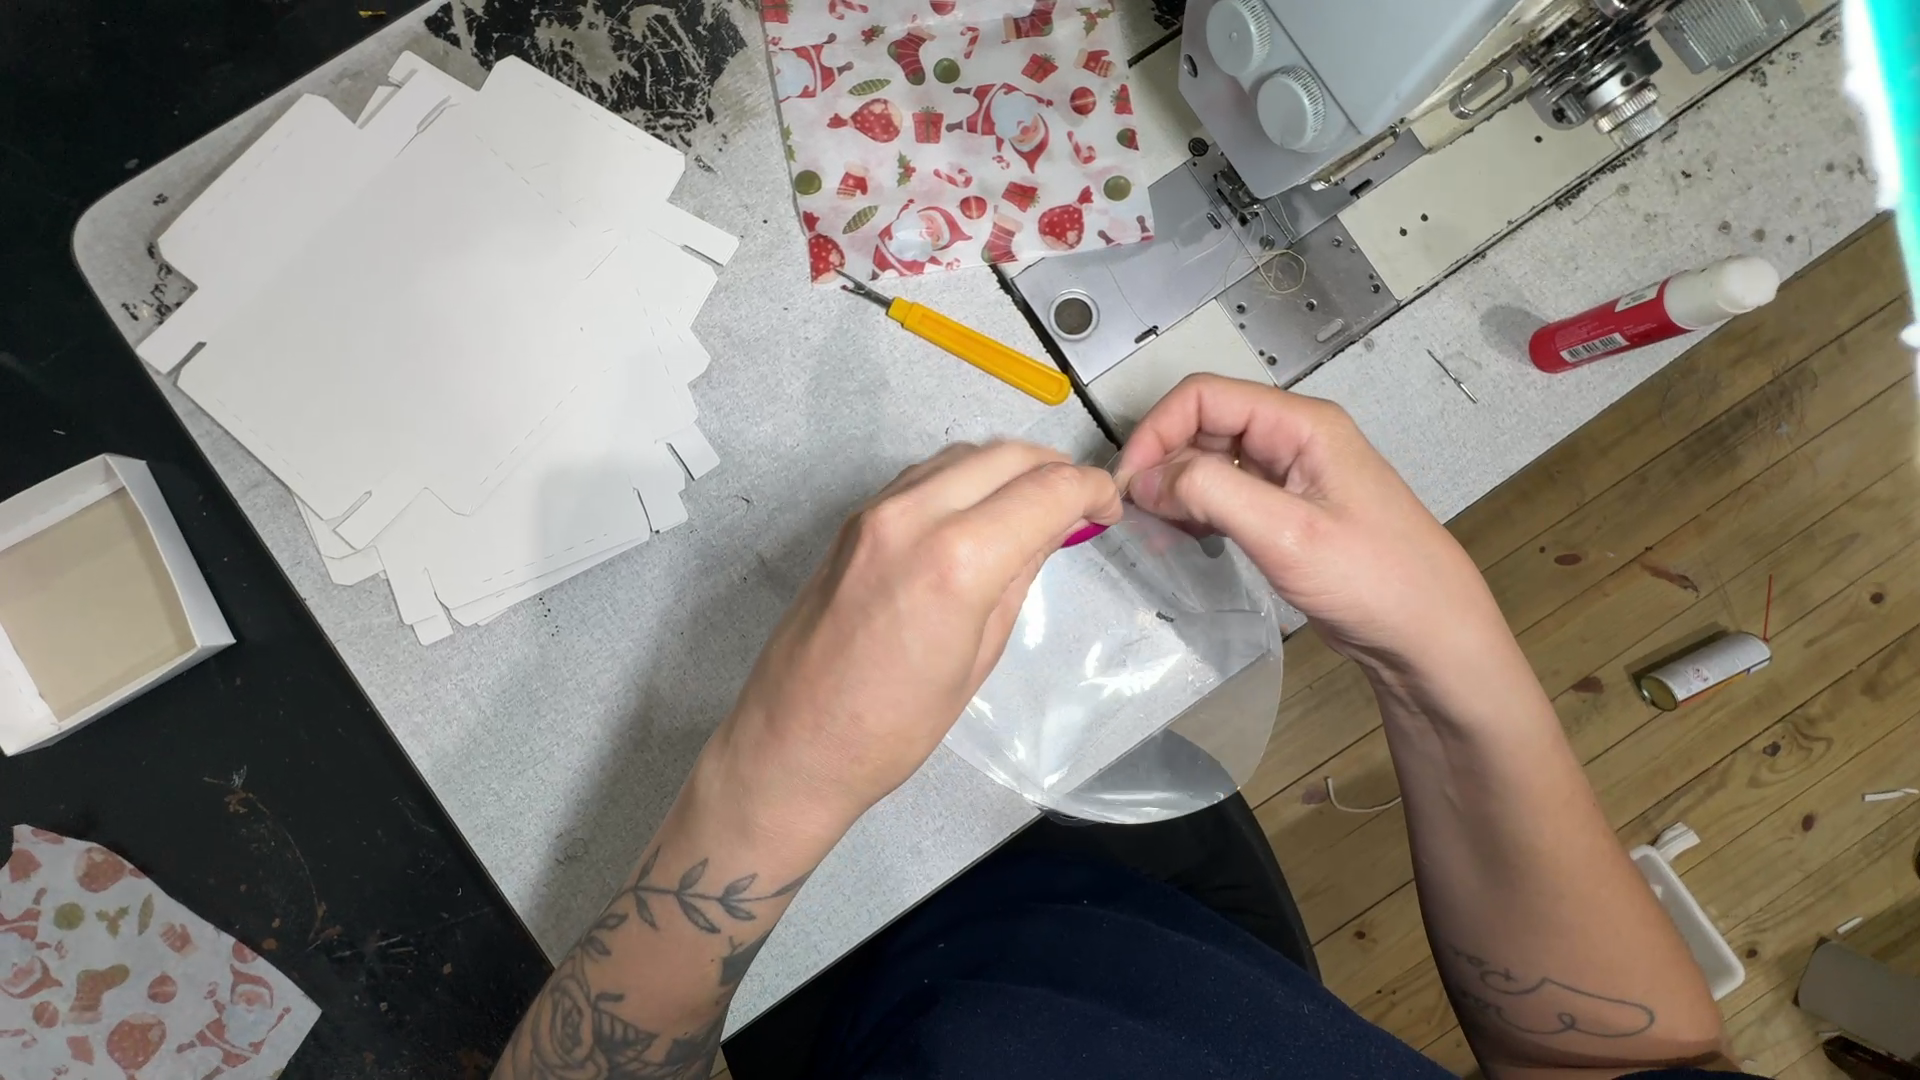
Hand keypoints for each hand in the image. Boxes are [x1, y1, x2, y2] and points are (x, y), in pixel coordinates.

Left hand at [710, 442, 1121, 837]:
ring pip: (963, 455)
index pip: (1048, 489)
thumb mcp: (980, 655)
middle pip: (1007, 454)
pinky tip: (979, 513)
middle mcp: (914, 515)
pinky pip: (925, 475)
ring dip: (1008, 468)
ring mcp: (876, 511)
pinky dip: (965, 479)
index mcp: (957, 559)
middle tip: (1079, 504)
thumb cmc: (895, 726)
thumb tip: (1054, 527)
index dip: (1091, 490)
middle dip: (1055, 468)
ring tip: (1032, 506)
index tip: (1108, 508)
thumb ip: (1020, 575)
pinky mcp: (854, 519)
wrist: (792, 742)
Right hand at [1113, 375, 1511, 687]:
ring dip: (1175, 488)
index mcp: (1300, 424)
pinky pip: (1223, 492)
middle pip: (1202, 424)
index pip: (1204, 397)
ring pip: (1208, 459)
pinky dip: (1195, 509)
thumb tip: (1142, 479)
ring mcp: (1286, 473)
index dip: (1157, 431)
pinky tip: (1185, 536)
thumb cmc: (1372, 578)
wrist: (1428, 636)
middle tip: (1138, 514)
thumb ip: (1210, 494)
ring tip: (1159, 529)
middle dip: (1162, 461)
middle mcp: (1290, 437)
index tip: (1129, 484)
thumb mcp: (1287, 533)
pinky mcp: (1281, 507)